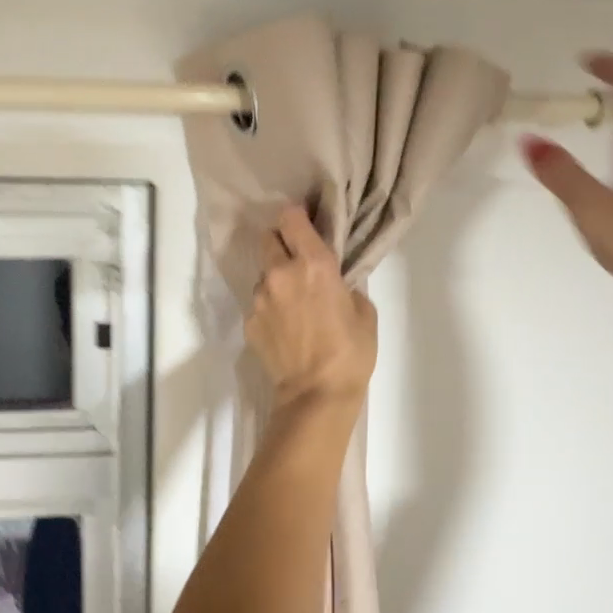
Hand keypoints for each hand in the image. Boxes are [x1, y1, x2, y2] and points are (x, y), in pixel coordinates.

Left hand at [245, 205, 378, 405]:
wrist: (315, 394)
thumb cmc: (350, 352)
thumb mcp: (363, 311)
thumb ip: (344, 286)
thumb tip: (333, 285)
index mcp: (313, 264)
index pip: (291, 218)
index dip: (296, 218)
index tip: (304, 225)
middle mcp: (280, 273)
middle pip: (267, 239)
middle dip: (280, 244)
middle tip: (296, 261)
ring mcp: (259, 298)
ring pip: (262, 275)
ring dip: (275, 281)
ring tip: (292, 304)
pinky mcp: (249, 322)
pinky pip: (258, 304)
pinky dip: (269, 309)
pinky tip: (284, 328)